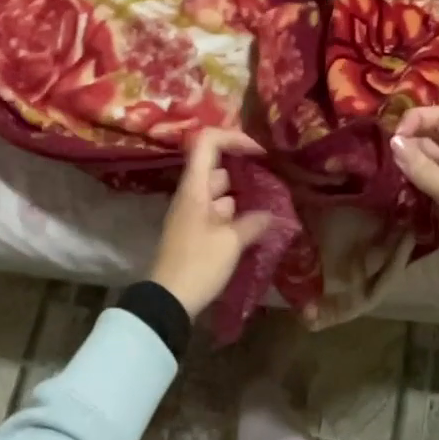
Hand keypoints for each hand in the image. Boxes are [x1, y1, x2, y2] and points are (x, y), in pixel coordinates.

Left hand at [147, 129, 274, 318]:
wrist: (167, 302)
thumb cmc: (198, 264)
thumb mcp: (231, 243)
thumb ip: (253, 223)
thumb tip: (271, 215)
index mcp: (195, 187)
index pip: (208, 142)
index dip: (234, 138)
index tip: (259, 152)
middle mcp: (191, 194)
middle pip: (216, 166)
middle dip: (243, 170)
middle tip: (270, 178)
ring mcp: (191, 213)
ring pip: (219, 191)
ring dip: (241, 194)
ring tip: (269, 202)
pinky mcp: (194, 232)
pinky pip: (217, 212)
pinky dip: (235, 213)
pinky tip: (255, 226)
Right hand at [391, 107, 438, 309]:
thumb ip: (423, 168)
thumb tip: (393, 141)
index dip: (418, 119)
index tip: (394, 136)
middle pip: (431, 138)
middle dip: (407, 141)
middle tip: (381, 154)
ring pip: (424, 162)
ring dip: (404, 163)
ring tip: (381, 169)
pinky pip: (421, 184)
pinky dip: (407, 183)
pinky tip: (390, 186)